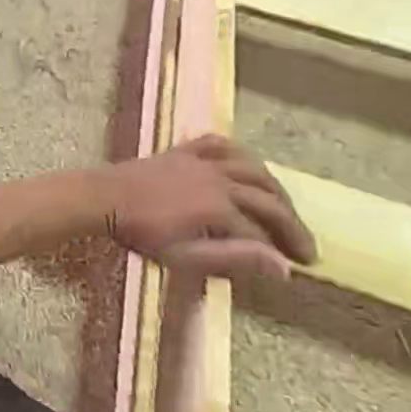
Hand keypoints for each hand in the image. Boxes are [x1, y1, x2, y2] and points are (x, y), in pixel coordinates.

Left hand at [102, 135, 316, 279]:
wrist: (105, 197)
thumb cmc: (141, 233)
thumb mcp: (186, 256)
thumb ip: (234, 259)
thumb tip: (282, 268)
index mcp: (219, 207)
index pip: (263, 231)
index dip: (284, 249)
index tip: (302, 266)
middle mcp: (218, 178)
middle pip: (266, 197)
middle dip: (290, 222)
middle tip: (306, 245)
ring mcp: (200, 160)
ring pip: (251, 166)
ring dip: (273, 187)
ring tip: (285, 206)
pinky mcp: (184, 150)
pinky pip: (220, 144)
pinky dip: (239, 152)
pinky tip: (246, 162)